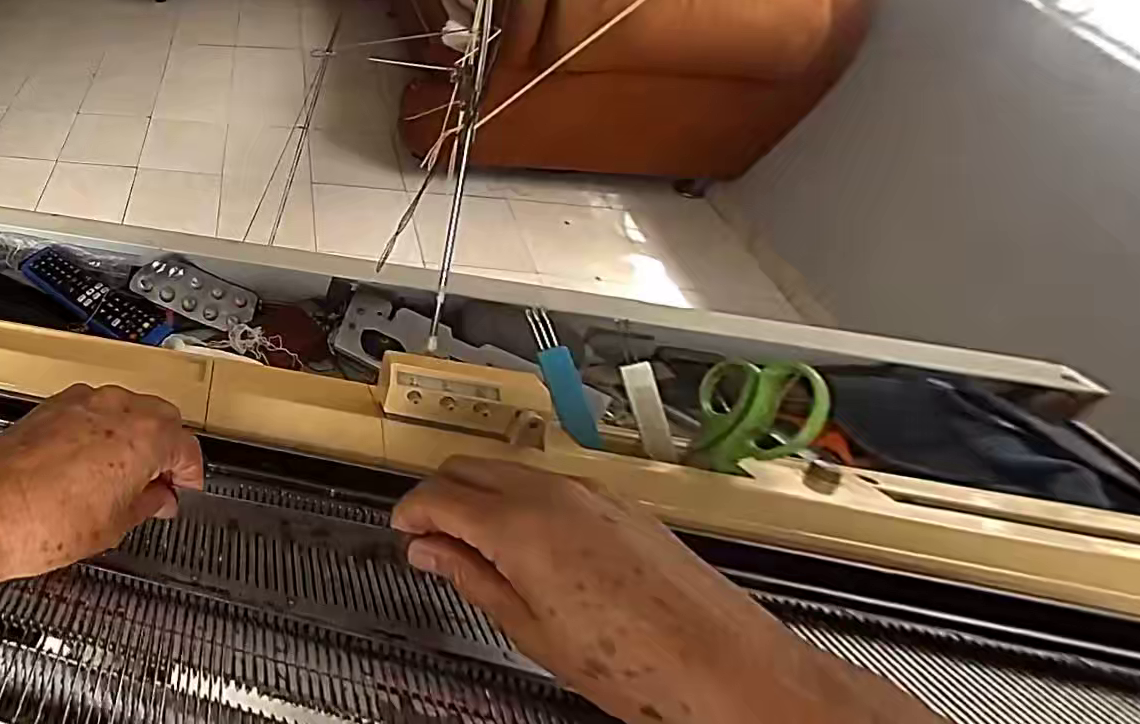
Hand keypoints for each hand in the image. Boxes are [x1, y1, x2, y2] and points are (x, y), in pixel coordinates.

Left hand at [0, 384, 204, 589]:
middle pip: (165, 418)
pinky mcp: (59, 403)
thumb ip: (149, 503)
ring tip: (123, 472)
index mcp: (146, 436)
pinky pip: (97, 406)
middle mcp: (121, 408)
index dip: (191, 473)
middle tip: (159, 482)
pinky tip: (91, 459)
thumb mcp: (114, 525)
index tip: (185, 487)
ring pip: (131, 407)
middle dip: (167, 448)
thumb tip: (160, 497)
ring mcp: (88, 401)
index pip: (188, 446)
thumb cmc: (42, 521)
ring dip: (137, 433)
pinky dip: (105, 426)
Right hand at [393, 457, 941, 723]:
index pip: (438, 496)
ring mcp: (583, 489)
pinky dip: (518, 495)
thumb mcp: (533, 631)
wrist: (737, 673)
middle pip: (465, 466)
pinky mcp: (612, 497)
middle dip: (438, 493)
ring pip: (504, 468)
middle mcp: (547, 492)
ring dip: (477, 491)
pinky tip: (530, 539)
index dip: (410, 509)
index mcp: (518, 527)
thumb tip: (427, 550)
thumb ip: (469, 576)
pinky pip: (545, 479)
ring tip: (478, 540)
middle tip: (431, 533)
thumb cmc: (642, 668)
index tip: (401, 525)